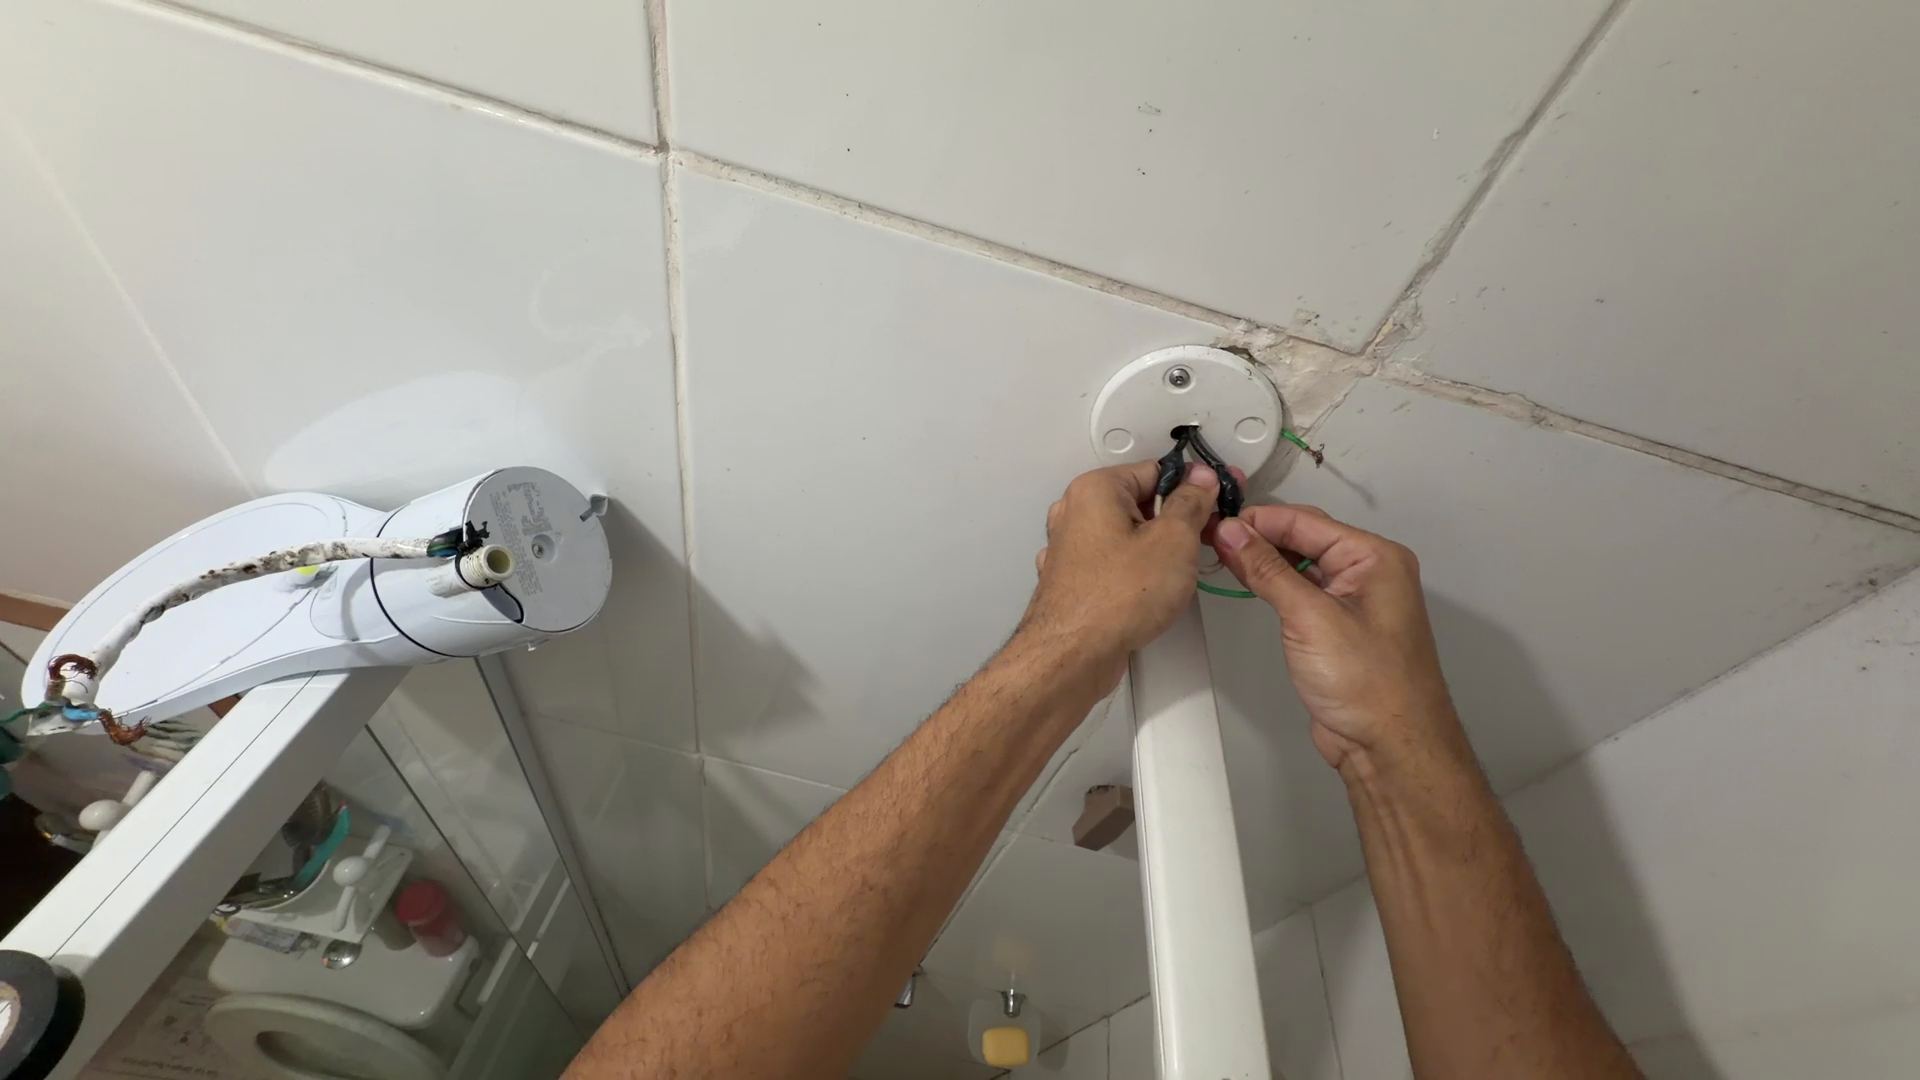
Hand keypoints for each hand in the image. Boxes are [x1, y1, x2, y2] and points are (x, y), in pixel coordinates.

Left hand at [1021, 461, 1219, 690]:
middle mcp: (1075, 514)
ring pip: (1126, 535)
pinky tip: (1150, 590)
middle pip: (1139, 502)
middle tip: (1198, 539)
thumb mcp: (1173, 541)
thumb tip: (1199, 484)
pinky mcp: (1074, 579)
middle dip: (1173, 520)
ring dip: (1154, 549)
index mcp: (1095, 490)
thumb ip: (1191, 504)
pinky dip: (1134, 572)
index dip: (1192, 485)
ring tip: (1173, 572)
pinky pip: (1113, 563)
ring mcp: (1070, 548)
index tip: (1214, 497)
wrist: (1073, 654)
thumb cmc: (1109, 600)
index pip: (1155, 470)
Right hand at [1209, 507, 1469, 775]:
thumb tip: (1230, 530)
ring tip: (1219, 555)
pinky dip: (1272, 581)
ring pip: (1300, 562)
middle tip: (1210, 538)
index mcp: (1373, 557)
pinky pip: (1301, 588)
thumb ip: (1267, 569)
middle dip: (1258, 535)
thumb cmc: (1363, 679)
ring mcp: (1353, 598)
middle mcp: (1367, 570)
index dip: (1256, 520)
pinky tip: (1246, 580)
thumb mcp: (1308, 616)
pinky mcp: (1337, 623)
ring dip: (1262, 558)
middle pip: (1303, 536)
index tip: (1212, 523)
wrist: (1389, 746)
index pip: (1304, 522)